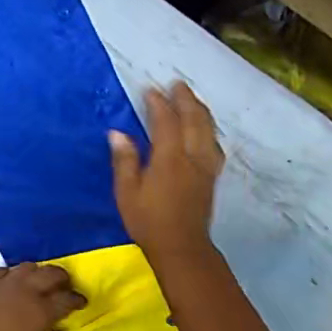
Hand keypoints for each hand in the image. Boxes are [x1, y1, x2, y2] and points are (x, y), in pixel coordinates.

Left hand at [0, 263, 86, 330]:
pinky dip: (15, 273)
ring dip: (40, 271)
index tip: (81, 303)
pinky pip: (7, 270)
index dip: (77, 299)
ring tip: (41, 282)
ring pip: (30, 266)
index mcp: (42, 311)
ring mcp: (6, 282)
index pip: (68, 298)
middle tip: (65, 288)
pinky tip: (14, 282)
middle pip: (52, 273)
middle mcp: (27, 290)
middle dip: (63, 278)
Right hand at [109, 81, 224, 260]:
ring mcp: (206, 166)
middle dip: (185, 99)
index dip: (158, 104)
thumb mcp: (127, 192)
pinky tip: (204, 130)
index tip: (150, 90)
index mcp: (169, 159)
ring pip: (208, 130)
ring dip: (199, 111)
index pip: (166, 122)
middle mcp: (192, 157)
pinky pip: (214, 143)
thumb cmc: (147, 220)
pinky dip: (208, 129)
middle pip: (193, 120)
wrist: (181, 246)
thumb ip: (125, 161)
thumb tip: (117, 133)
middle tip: (176, 84)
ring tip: (191, 100)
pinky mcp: (212, 176)